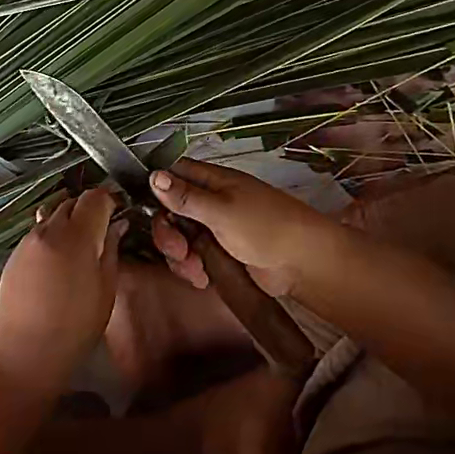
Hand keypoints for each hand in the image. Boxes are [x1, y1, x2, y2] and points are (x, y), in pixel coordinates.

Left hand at [0, 187, 126, 390]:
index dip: (109, 200)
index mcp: (76, 236)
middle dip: (89, 209)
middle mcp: (49, 230)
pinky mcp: (14, 252)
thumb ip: (111, 250)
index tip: (118, 212)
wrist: (22, 354)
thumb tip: (117, 225)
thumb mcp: (105, 290)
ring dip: (70, 222)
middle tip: (103, 231)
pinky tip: (58, 262)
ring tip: (80, 249)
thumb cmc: (73, 329)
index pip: (95, 197)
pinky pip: (39, 232)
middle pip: (73, 201)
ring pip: (54, 214)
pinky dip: (53, 236)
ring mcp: (28, 240)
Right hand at [148, 158, 335, 295]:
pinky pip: (194, 257)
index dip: (158, 189)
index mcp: (212, 181)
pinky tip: (204, 279)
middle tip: (178, 251)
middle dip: (168, 233)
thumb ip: (185, 197)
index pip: (174, 174)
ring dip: (180, 256)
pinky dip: (193, 268)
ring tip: (196, 271)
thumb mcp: (221, 210)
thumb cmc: (265, 226)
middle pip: (171, 211)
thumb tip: (153, 176)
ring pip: (180, 237)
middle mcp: (210, 200)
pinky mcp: (221, 252)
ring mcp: (215, 227)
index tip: (151, 209)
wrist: (303, 262)